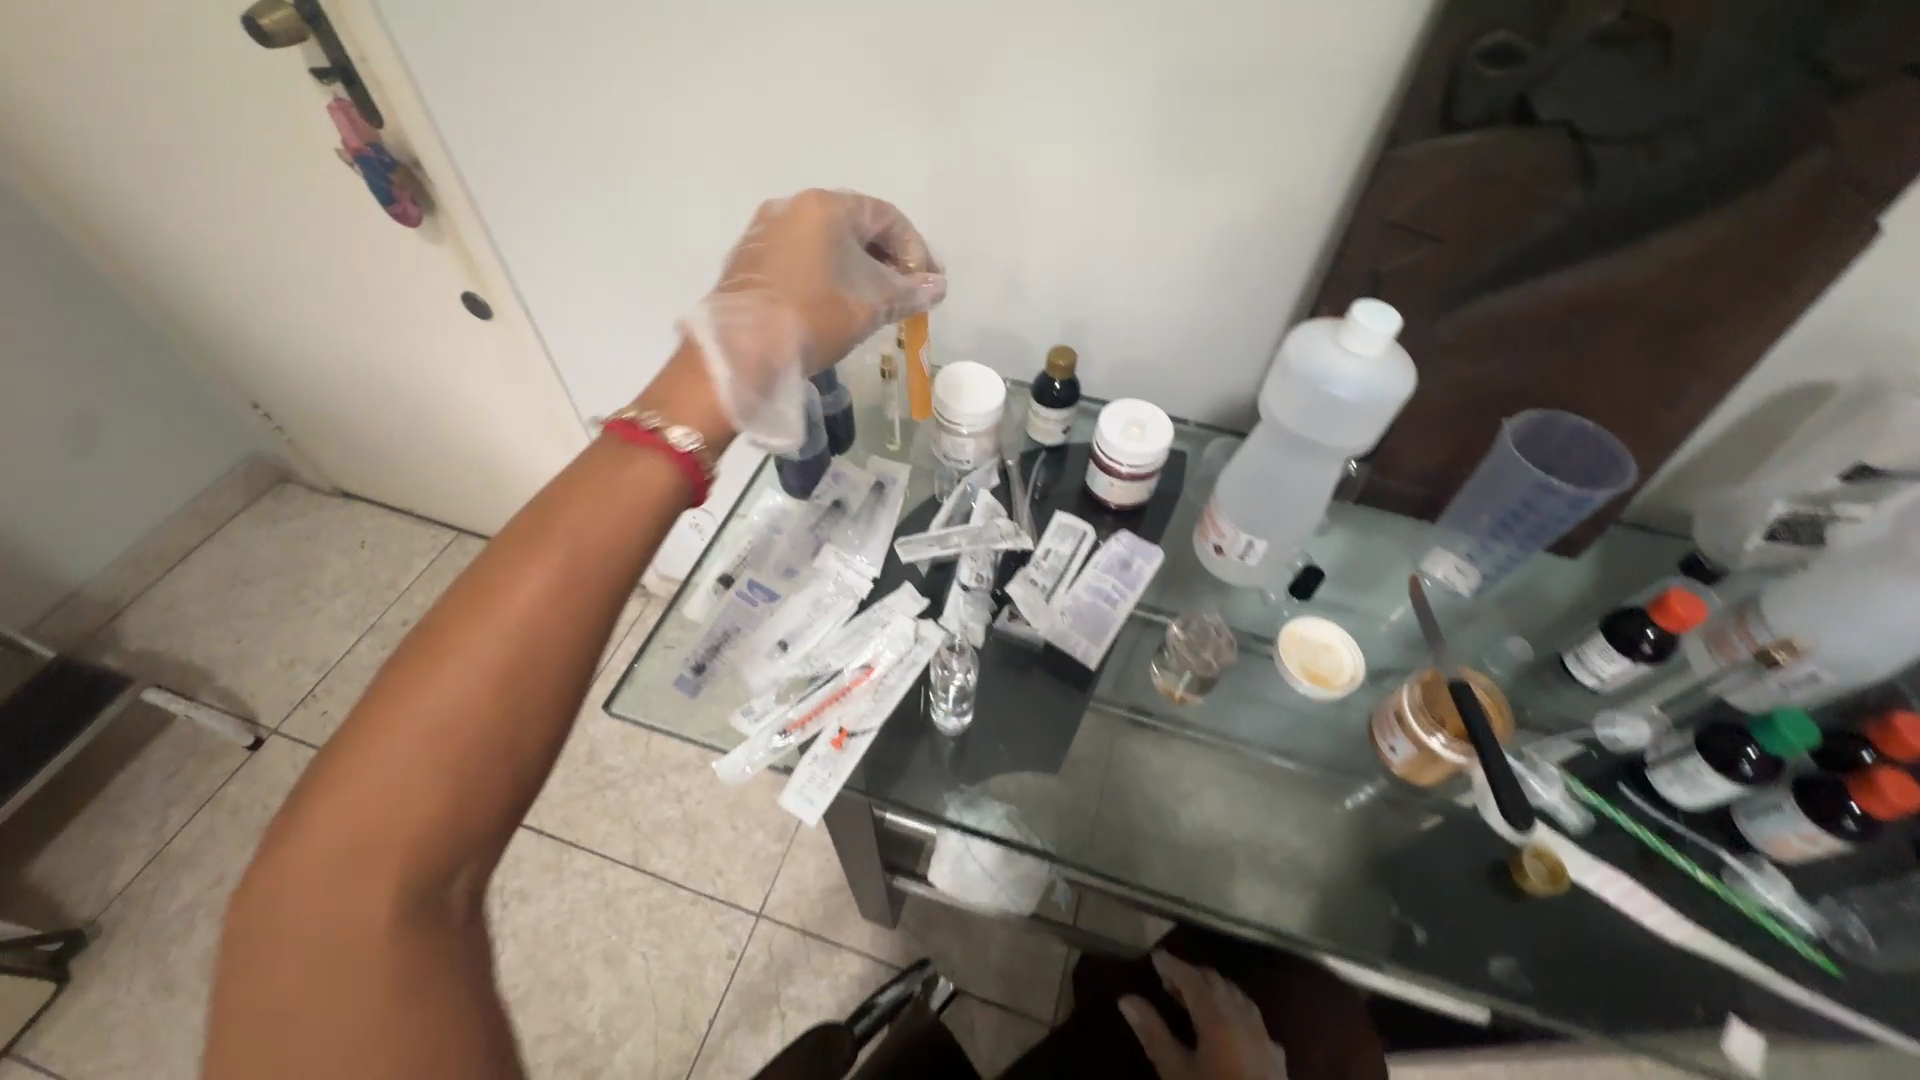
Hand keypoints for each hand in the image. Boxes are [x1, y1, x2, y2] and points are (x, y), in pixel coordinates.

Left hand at [679, 189, 945, 451]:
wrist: (739, 351)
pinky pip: (799, 260)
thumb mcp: (871, 305)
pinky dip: (825, 277)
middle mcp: (792, 207)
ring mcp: (764, 232)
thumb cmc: (814, 316)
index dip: (917, 250)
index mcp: (826, 206)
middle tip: (905, 294)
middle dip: (886, 260)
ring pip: (824, 244)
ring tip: (872, 304)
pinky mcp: (747, 261)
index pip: (886, 217)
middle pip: (854, 227)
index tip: (930, 284)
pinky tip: (833, 307)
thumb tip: (937, 287)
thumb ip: (909, 292)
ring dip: (855, 270)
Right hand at [1119, 952, 1285, 1079]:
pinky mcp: (1276, 1059)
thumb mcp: (1176, 1073)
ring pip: (1238, 997)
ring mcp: (1263, 1038)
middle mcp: (1243, 1018)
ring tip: (1193, 1000)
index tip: (1155, 957)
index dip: (1173, 965)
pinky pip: (1253, 1021)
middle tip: (1167, 981)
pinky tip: (1229, 1029)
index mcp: (1217, 1017)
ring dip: (1214, 991)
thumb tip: (1127, 999)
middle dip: (1192, 975)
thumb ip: (1153, 1033)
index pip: (1192, 978)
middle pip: (1217, 982)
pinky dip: (1234, 1011)